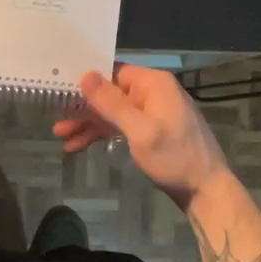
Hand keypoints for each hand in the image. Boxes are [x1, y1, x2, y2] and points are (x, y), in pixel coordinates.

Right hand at [55, 64, 232, 207]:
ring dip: (87, 124)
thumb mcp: (140, 131)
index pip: (114, 72)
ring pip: (112, 113)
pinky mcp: (149, 132)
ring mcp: (151, 113)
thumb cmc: (174, 157)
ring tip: (61, 137)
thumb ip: (113, 104)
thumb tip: (86, 75)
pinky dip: (100, 135)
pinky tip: (78, 147)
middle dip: (83, 108)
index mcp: (153, 84)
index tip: (61, 89)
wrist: (204, 188)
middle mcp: (152, 93)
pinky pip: (119, 127)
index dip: (88, 81)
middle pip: (110, 94)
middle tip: (57, 121)